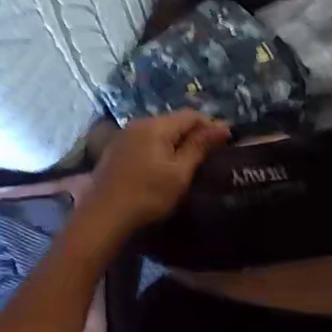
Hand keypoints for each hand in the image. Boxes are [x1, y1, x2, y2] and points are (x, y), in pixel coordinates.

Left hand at [77, 112, 230, 244]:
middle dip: (194, 133)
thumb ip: (199, 146)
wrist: (104, 216)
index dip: (211, 125)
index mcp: (155, 126)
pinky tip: (163, 166)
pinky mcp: (115, 152)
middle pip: (173, 122)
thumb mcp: (179, 173)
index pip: (191, 115)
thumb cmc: (147, 195)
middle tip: (211, 153)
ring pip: (158, 132)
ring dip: (176, 142)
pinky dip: (159, 149)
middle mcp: (138, 124)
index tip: (227, 141)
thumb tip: (222, 127)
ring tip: (190, 160)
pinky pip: (145, 143)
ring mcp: (124, 137)